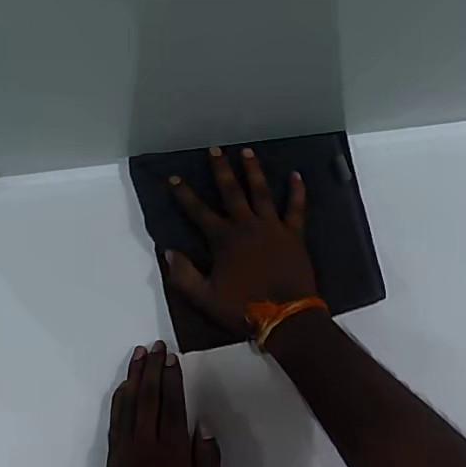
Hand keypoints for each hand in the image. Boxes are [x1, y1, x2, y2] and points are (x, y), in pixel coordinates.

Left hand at [102, 343, 222, 466]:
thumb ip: (209, 462)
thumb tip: (203, 426)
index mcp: (172, 452)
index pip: (172, 405)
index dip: (172, 379)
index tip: (172, 358)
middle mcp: (147, 444)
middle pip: (149, 397)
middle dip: (153, 368)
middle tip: (156, 346)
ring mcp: (127, 449)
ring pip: (130, 404)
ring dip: (134, 377)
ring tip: (139, 355)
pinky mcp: (113, 456)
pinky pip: (116, 420)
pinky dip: (119, 400)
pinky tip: (123, 386)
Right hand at [164, 146, 316, 336]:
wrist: (285, 317)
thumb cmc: (242, 307)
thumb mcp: (204, 297)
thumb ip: (184, 274)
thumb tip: (168, 252)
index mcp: (223, 239)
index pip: (198, 211)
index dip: (184, 194)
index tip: (174, 177)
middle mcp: (246, 226)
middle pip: (231, 191)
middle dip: (221, 170)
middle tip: (214, 150)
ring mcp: (272, 227)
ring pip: (261, 192)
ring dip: (253, 171)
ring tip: (247, 151)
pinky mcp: (293, 235)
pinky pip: (296, 208)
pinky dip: (297, 191)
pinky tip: (296, 175)